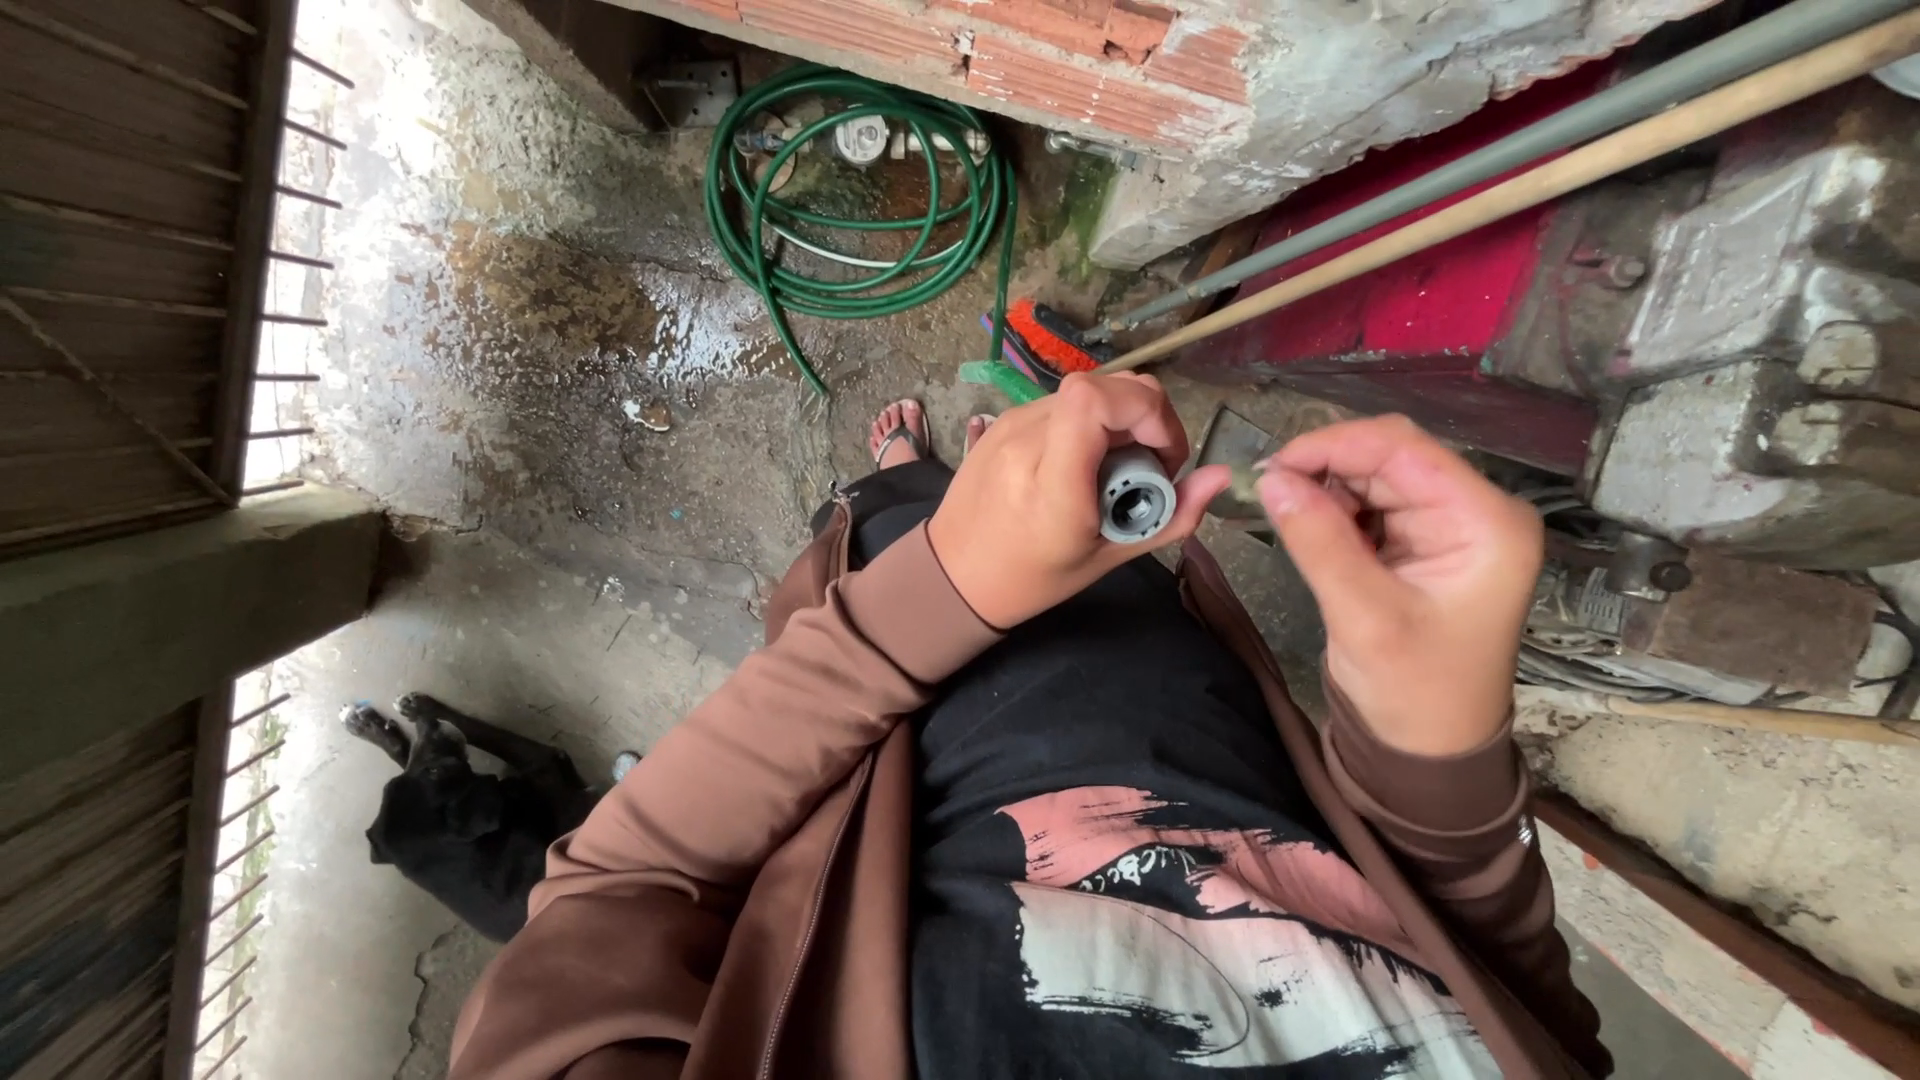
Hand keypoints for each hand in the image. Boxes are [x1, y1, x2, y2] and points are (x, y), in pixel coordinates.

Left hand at [927, 373, 1230, 628]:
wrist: (954, 575)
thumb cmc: (1035, 579)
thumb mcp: (1109, 558)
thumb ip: (1170, 518)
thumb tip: (1221, 476)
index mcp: (1051, 482)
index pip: (1094, 399)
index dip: (1144, 410)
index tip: (1162, 455)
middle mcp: (1025, 441)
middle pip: (1103, 385)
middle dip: (1146, 415)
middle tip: (1151, 464)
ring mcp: (1008, 425)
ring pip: (1085, 390)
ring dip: (1118, 418)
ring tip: (1118, 467)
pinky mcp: (1000, 422)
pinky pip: (1059, 402)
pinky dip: (1088, 422)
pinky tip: (1086, 461)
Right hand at [1256, 416, 1541, 755]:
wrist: (1429, 745)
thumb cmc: (1413, 689)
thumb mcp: (1363, 616)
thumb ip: (1318, 542)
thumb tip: (1270, 479)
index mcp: (1484, 522)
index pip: (1404, 450)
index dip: (1334, 445)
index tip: (1273, 467)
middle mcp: (1472, 511)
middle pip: (1389, 456)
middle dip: (1326, 464)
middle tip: (1269, 488)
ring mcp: (1447, 525)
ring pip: (1373, 476)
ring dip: (1325, 486)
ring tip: (1284, 510)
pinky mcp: (1420, 541)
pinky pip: (1368, 503)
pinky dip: (1331, 507)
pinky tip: (1307, 525)